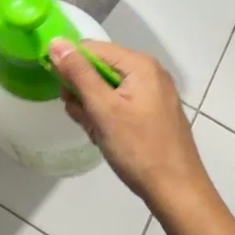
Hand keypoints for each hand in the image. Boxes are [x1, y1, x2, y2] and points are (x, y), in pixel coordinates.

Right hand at [51, 38, 212, 211]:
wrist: (178, 193)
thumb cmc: (139, 148)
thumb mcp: (103, 108)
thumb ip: (78, 72)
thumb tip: (56, 42)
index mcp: (140, 64)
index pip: (90, 48)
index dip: (70, 66)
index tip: (66, 95)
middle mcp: (149, 72)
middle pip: (98, 68)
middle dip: (83, 92)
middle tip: (85, 118)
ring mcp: (153, 93)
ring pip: (105, 88)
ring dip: (92, 108)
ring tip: (97, 132)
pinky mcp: (153, 111)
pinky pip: (119, 103)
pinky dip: (107, 117)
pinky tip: (107, 137)